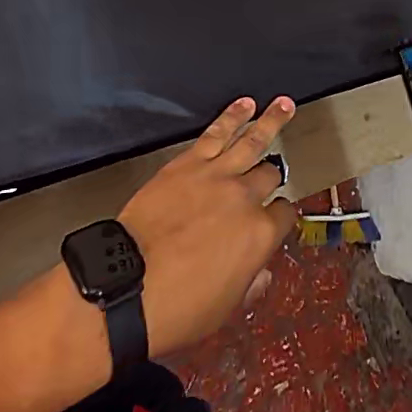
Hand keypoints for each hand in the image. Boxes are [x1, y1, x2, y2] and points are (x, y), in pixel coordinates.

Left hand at [116, 96, 298, 356]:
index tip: (277, 216)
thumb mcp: (227, 306)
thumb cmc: (178, 306)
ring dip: (271, 120)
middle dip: (272, 175)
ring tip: (283, 104)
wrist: (128, 287)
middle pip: (268, 175)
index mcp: (260, 236)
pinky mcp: (187, 164)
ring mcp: (216, 176)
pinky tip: (243, 106)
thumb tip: (259, 273)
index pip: (284, 215)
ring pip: (252, 140)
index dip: (281, 216)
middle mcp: (244, 199)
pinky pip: (216, 133)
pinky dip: (232, 116)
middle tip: (274, 170)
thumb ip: (251, 282)